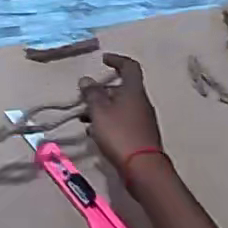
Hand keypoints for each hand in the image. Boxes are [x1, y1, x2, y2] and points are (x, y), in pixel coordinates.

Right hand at [80, 53, 168, 182]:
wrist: (143, 167)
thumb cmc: (119, 133)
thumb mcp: (99, 111)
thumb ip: (92, 94)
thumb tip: (87, 80)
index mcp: (134, 90)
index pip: (129, 66)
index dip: (117, 60)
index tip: (103, 59)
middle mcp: (141, 102)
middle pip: (122, 89)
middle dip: (102, 91)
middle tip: (85, 98)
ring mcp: (143, 120)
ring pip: (120, 107)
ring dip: (103, 109)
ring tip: (85, 119)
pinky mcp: (140, 136)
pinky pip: (122, 122)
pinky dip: (109, 122)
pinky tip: (95, 133)